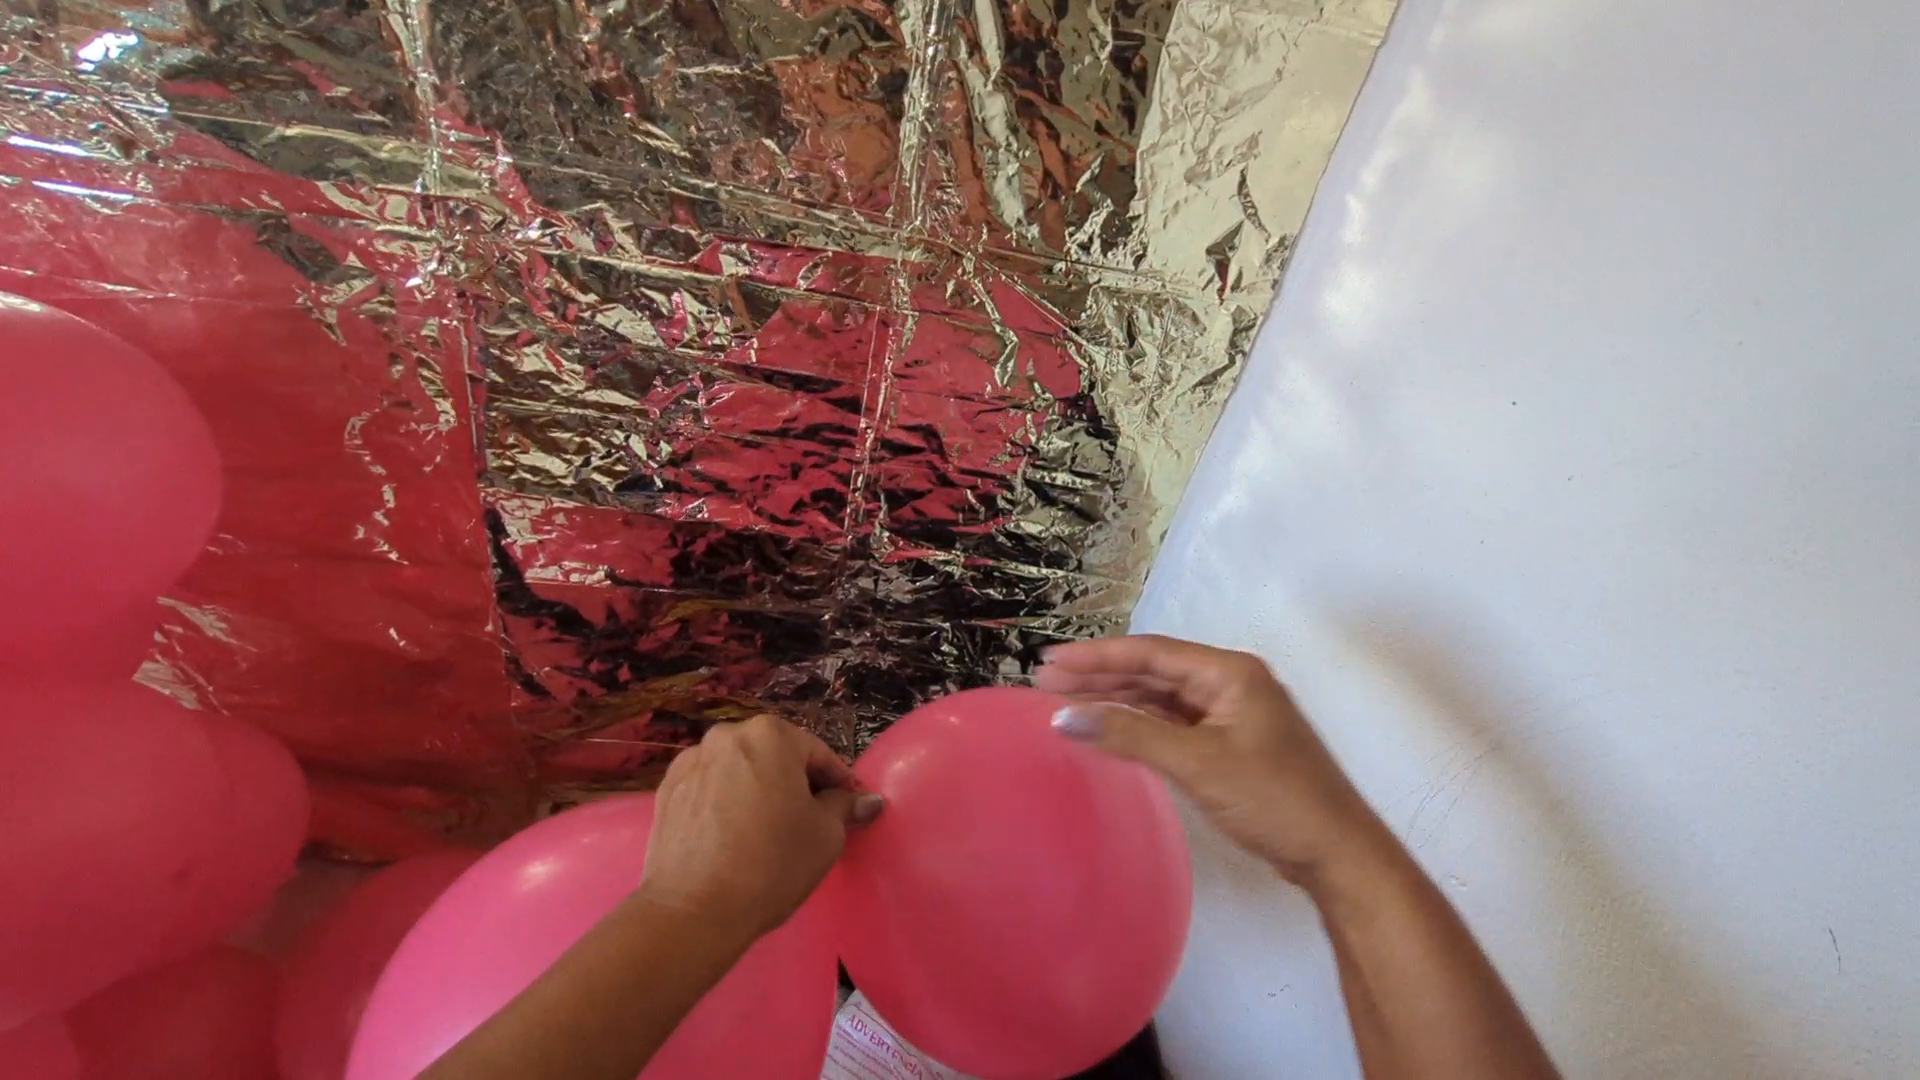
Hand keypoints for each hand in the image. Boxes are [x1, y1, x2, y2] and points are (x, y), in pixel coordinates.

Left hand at [636, 715, 883, 941]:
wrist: (692, 912)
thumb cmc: (772, 864)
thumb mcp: (825, 835)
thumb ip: (845, 806)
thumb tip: (868, 800)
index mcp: (771, 734)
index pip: (819, 755)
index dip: (839, 784)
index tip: (850, 808)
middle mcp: (728, 735)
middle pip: (776, 757)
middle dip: (796, 784)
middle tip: (810, 821)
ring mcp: (691, 761)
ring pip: (741, 771)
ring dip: (759, 791)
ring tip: (768, 831)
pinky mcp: (666, 790)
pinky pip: (711, 789)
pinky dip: (726, 803)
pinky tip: (733, 837)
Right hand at [1038, 634, 1388, 887]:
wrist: (1338, 857)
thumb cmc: (1274, 799)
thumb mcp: (1198, 763)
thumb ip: (1130, 734)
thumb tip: (1063, 717)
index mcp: (1229, 672)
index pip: (1150, 652)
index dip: (1097, 656)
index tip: (1051, 659)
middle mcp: (1228, 683)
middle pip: (1152, 671)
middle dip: (1100, 676)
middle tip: (1045, 681)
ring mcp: (1229, 713)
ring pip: (1160, 697)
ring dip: (1115, 699)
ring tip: (1065, 702)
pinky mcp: (1227, 743)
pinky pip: (1171, 722)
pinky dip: (1137, 724)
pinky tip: (1107, 726)